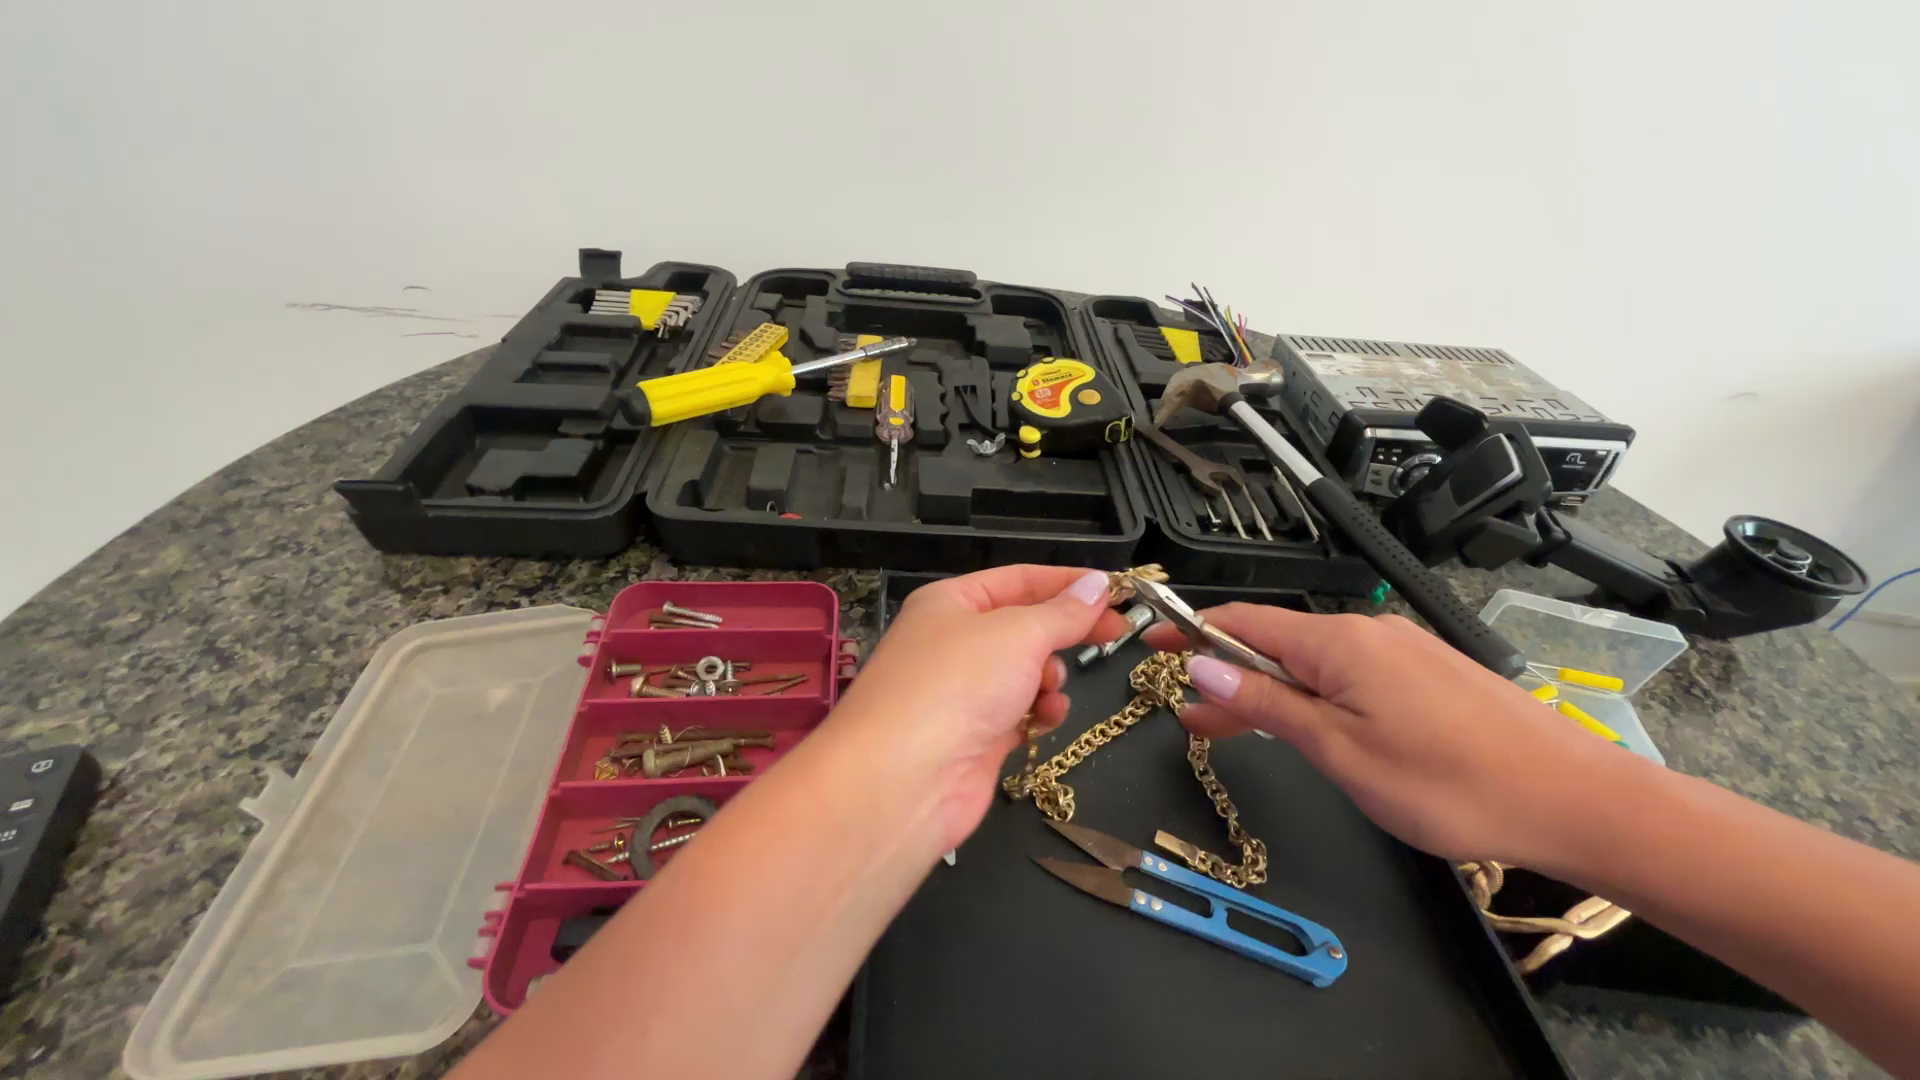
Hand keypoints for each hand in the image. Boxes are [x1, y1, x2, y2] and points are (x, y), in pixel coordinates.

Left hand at [827, 566, 1130, 848]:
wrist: (904, 778)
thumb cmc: (958, 684)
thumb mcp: (1018, 634)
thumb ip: (1064, 612)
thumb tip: (1098, 584)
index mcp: (950, 603)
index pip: (1018, 579)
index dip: (1068, 581)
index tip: (1115, 589)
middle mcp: (952, 642)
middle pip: (1023, 626)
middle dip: (1065, 631)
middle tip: (1117, 632)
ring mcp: (962, 693)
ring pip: (1024, 673)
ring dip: (1048, 677)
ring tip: (1050, 687)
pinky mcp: (974, 738)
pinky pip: (1019, 713)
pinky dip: (1038, 712)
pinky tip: (1045, 717)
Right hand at [1143, 605, 1634, 865]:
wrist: (1579, 801)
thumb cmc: (1451, 785)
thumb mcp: (1339, 750)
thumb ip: (1266, 704)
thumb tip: (1202, 665)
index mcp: (1338, 643)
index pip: (1241, 622)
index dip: (1190, 630)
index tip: (1148, 641)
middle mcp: (1366, 632)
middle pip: (1274, 643)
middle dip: (1225, 672)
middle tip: (1185, 710)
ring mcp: (1400, 651)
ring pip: (1310, 663)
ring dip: (1267, 690)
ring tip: (1229, 725)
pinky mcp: (1425, 673)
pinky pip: (1347, 674)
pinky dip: (1310, 695)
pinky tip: (1303, 723)